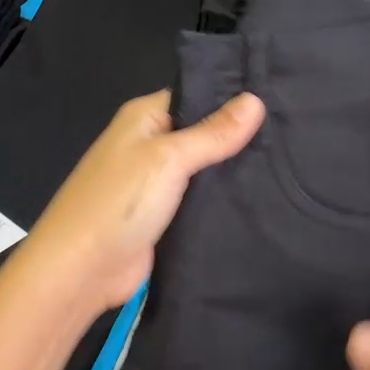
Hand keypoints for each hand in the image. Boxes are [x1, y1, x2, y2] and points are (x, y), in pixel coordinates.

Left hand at [20, 89, 264, 314]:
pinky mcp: (164, 217)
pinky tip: (262, 196)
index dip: (233, 97)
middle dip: (239, 136)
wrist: (78, 275)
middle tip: (291, 135)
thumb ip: (214, 133)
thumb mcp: (169, 159)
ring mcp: (156, 182)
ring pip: (204, 168)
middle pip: (203, 132)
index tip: (278, 98)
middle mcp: (150, 143)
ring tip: (288, 162)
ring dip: (233, 170)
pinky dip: (222, 198)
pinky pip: (200, 199)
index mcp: (144, 116)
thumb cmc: (119, 203)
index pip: (196, 94)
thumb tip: (256, 100)